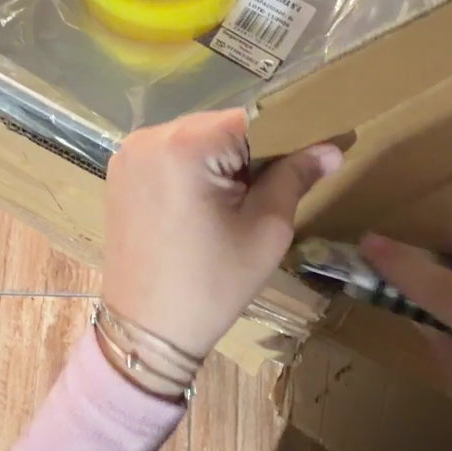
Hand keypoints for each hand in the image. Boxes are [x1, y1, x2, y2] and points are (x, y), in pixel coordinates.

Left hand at [103, 109, 341, 361]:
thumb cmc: (212, 284)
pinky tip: (201, 207)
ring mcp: (129, 153)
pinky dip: (192, 169)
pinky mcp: (120, 172)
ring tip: (233, 205)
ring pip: (195, 139)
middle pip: (220, 126)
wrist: (146, 331)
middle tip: (264, 194)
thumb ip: (296, 177)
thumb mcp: (266, 230)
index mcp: (185, 145)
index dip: (282, 139)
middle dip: (247, 153)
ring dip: (220, 161)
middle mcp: (150, 137)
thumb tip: (331, 148)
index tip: (302, 165)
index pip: (251, 119)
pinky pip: (170, 154)